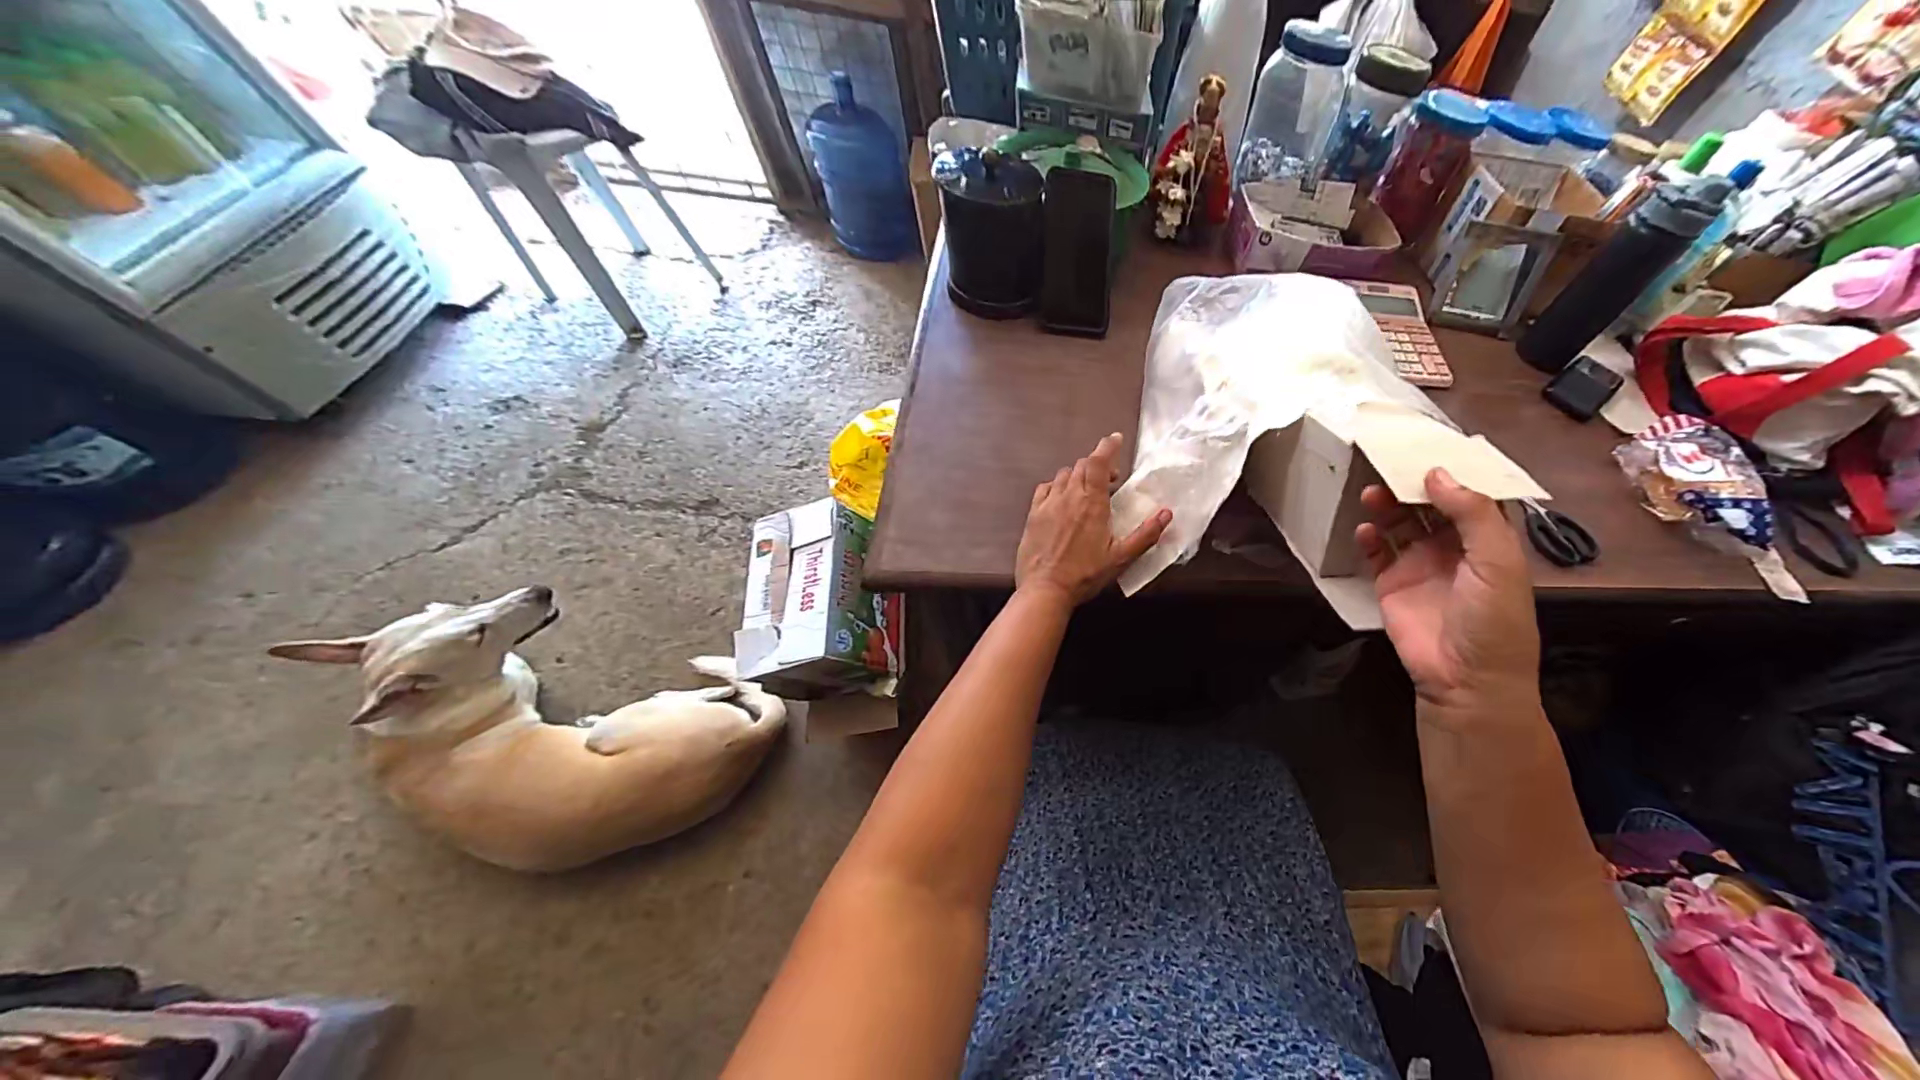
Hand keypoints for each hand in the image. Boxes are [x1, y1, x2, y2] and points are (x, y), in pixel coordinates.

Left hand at [1016, 433, 1170, 606]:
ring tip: (1087, 491)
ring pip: (1063, 475)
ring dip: (1077, 476)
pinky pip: (1045, 489)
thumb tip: (1167, 514)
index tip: (1115, 439)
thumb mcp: (1121, 558)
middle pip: (1081, 466)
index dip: (1107, 447)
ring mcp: (1048, 504)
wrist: (1045, 589)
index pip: (1098, 462)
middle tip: (1110, 480)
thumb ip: (1146, 534)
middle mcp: (1068, 497)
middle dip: (1097, 465)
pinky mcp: (1033, 514)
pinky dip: (1056, 486)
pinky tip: (1062, 500)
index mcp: (1092, 503)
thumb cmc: (1084, 575)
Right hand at [1355, 468, 1540, 715]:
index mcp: (1487, 542)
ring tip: (1372, 493)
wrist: (1465, 677)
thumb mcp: (1498, 563)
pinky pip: (1376, 553)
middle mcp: (1452, 549)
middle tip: (1390, 466)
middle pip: (1428, 508)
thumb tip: (1437, 475)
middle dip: (1411, 487)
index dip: (1450, 476)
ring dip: (1387, 507)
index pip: (1467, 499)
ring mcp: (1419, 566)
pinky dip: (1368, 539)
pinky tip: (1365, 530)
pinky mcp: (1390, 584)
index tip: (1428, 452)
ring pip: (1399, 525)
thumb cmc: (1495, 621)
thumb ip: (1472, 515)